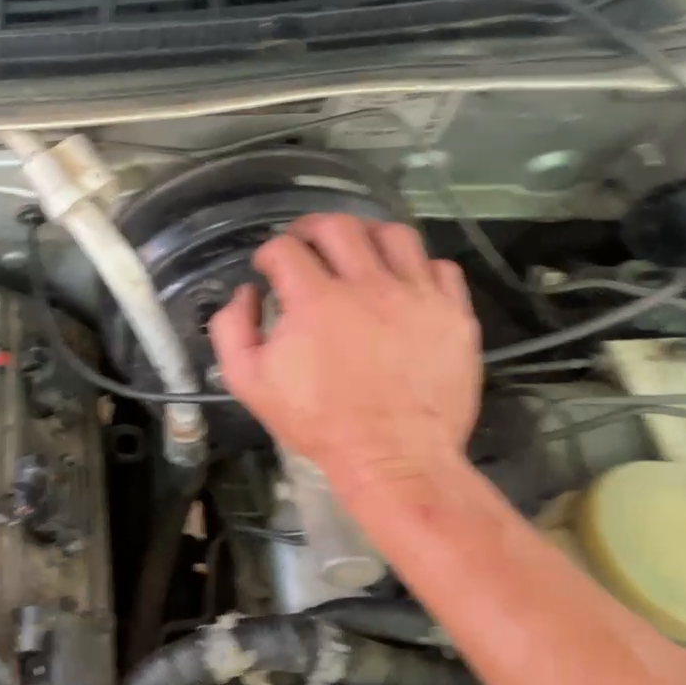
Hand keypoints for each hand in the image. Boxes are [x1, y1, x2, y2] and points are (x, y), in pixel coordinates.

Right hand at [207, 213, 482, 491]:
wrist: (395, 459)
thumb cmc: (317, 421)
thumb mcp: (248, 382)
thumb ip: (232, 328)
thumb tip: (247, 293)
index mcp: (314, 301)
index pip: (284, 248)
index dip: (268, 252)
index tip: (268, 269)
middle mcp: (367, 287)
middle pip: (338, 225)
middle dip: (311, 228)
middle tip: (305, 246)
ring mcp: (417, 298)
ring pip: (394, 234)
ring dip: (366, 236)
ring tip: (357, 255)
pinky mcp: (453, 315)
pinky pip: (439, 267)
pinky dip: (416, 267)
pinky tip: (400, 284)